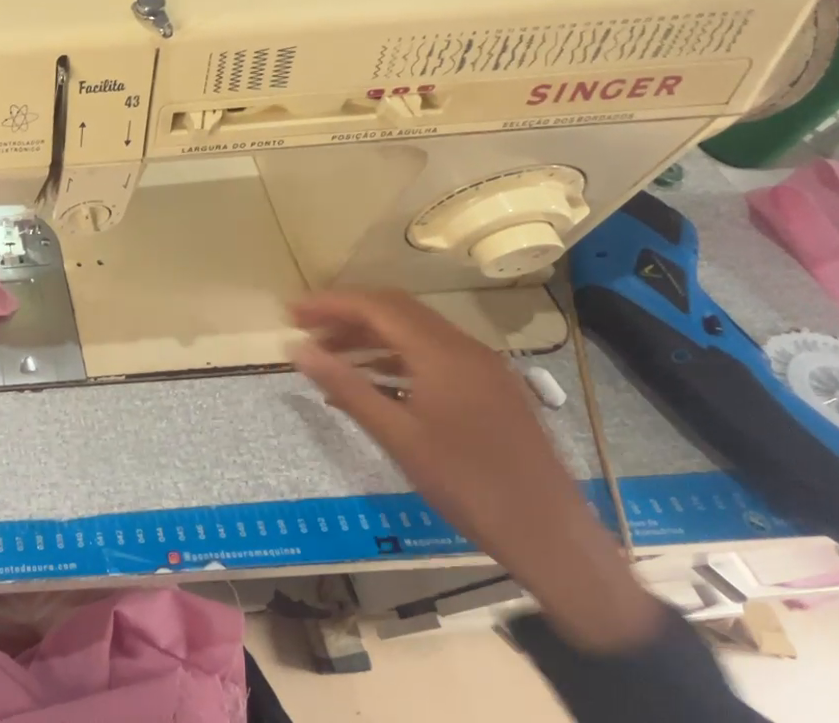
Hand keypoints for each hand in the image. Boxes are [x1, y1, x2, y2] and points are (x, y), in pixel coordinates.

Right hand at [288, 290, 664, 652]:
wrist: (548, 534)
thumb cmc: (466, 484)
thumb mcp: (396, 436)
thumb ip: (346, 387)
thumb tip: (298, 349)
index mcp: (443, 354)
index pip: (377, 307)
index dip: (330, 304)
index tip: (290, 313)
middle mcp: (466, 350)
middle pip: (397, 312)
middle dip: (347, 315)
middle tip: (305, 329)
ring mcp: (484, 370)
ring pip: (416, 334)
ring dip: (370, 337)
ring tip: (329, 357)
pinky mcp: (491, 391)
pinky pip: (434, 357)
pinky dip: (396, 358)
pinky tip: (372, 385)